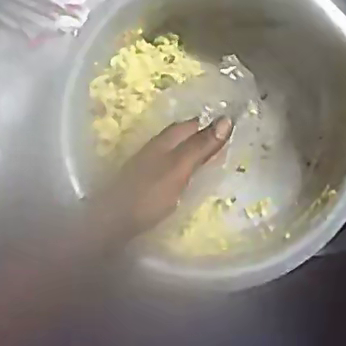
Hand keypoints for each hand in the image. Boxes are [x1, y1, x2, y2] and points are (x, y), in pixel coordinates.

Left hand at [92, 118, 232, 238]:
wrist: (110, 226)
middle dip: (205, 136)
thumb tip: (227, 119)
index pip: (194, 123)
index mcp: (165, 140)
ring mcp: (148, 166)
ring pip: (178, 152)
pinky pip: (172, 168)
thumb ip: (201, 146)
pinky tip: (191, 178)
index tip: (236, 128)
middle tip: (230, 144)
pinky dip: (185, 168)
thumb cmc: (148, 194)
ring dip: (195, 153)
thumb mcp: (180, 168)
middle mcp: (156, 148)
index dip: (213, 123)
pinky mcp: (145, 184)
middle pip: (185, 136)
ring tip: (215, 160)